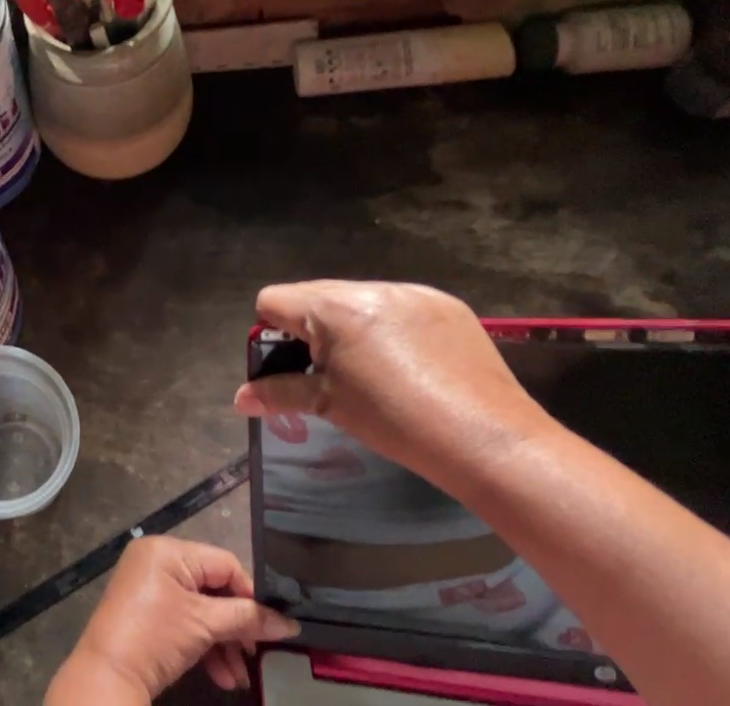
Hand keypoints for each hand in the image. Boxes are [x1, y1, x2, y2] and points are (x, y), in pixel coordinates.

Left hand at [47, 537, 298, 701]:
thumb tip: (288, 621)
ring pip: (202, 609)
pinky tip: (223, 676)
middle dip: (237, 626)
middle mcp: (157, 561)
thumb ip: (248, 619)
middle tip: (257, 654)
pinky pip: (186, 620)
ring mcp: (151, 587)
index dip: (250, 593)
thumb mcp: (205, 624)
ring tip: (239, 675)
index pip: (223, 562)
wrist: (110, 673)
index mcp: (168, 550)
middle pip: (214, 588)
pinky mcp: (149, 612)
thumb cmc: (157, 635)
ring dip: (224, 643)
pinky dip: (205, 645)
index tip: (273, 625)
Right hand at [233, 281, 550, 470]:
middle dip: (311, 328)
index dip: (271, 332)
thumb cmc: (395, 421)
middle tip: (330, 372)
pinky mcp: (446, 306)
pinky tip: (410, 365)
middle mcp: (369, 288)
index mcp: (332, 308)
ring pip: (357, 300)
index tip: (292, 366)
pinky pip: (398, 307)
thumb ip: (279, 393)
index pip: (273, 300)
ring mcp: (412, 293)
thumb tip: (239, 399)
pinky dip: (391, 329)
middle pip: (314, 296)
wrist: (490, 440)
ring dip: (350, 326)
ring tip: (372, 370)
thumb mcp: (329, 405)